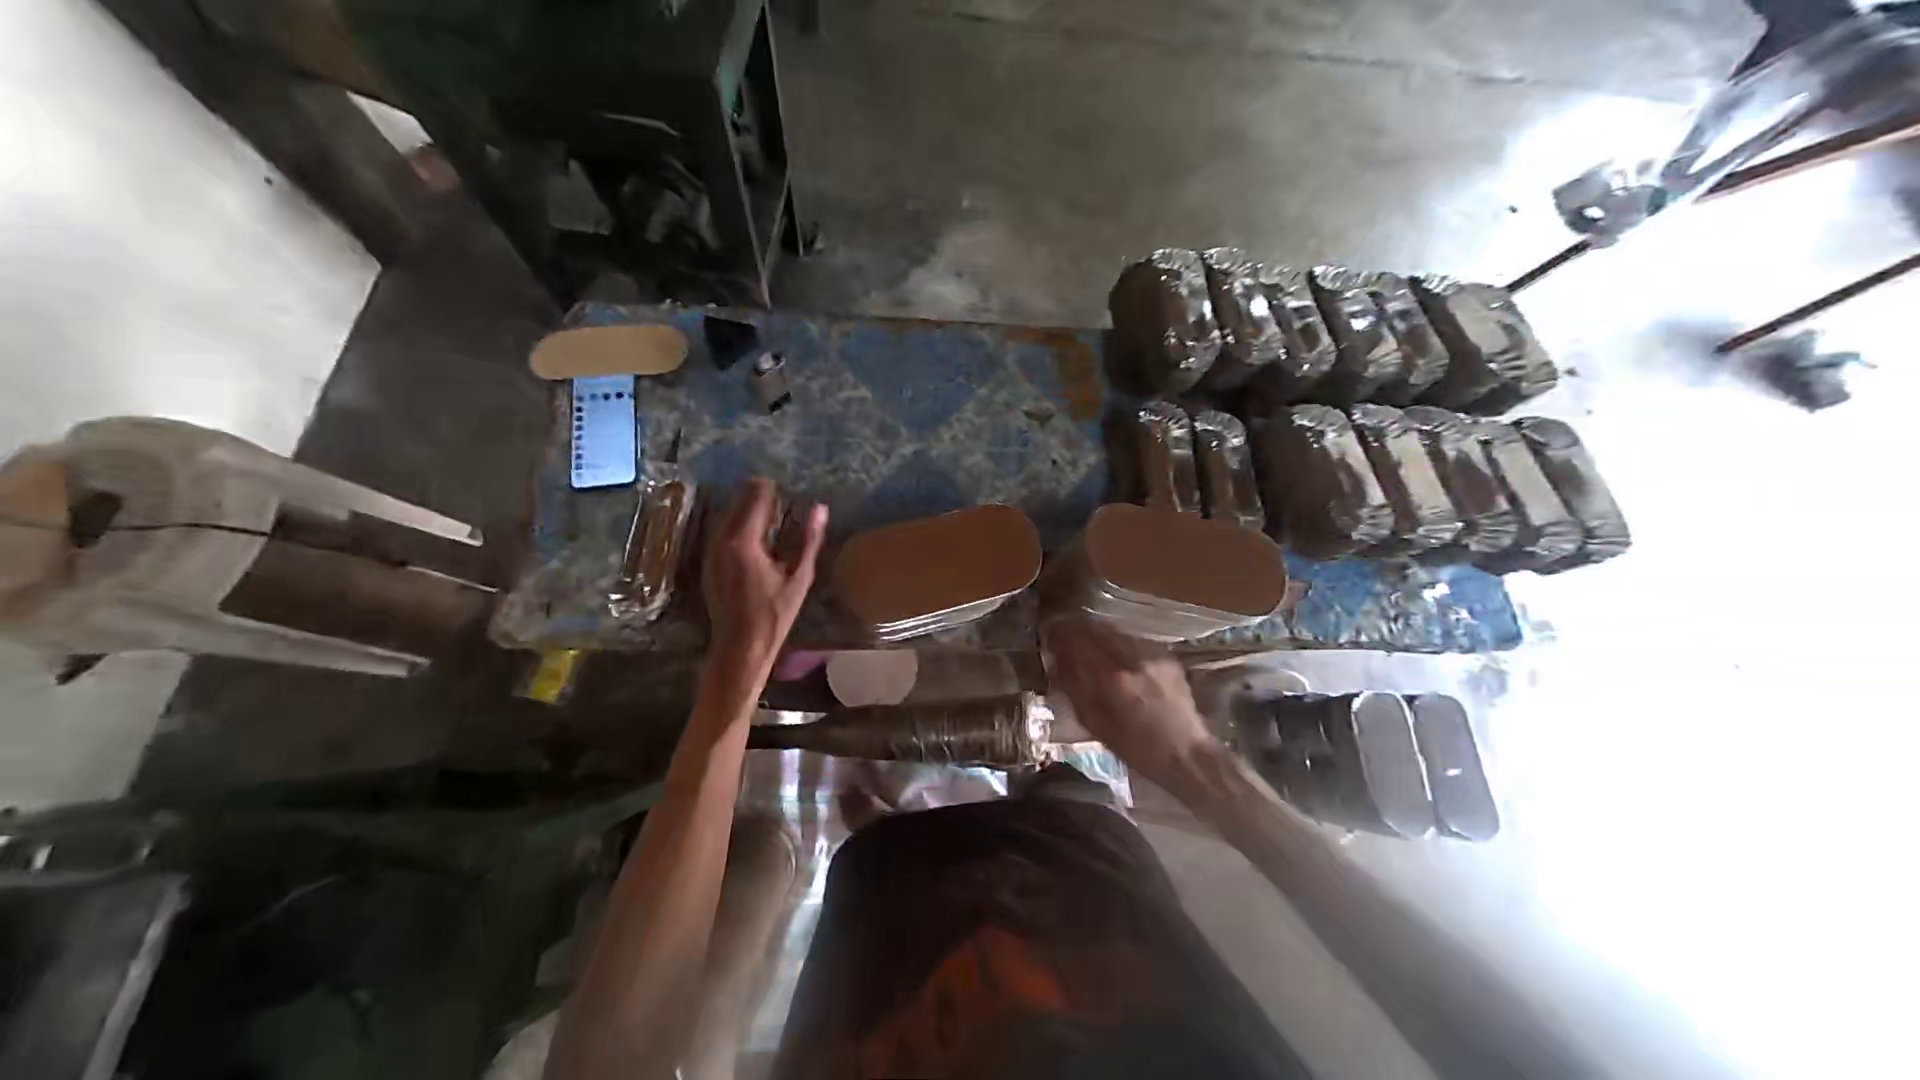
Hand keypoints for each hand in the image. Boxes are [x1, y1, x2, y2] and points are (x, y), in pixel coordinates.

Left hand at [703, 478, 827, 677]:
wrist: (741, 647)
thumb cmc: (775, 615)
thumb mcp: (800, 577)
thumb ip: (809, 539)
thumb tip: (820, 508)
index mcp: (744, 542)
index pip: (754, 499)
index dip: (768, 488)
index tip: (782, 485)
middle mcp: (721, 541)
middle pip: (737, 503)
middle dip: (756, 495)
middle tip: (777, 494)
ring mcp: (711, 552)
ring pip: (726, 516)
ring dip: (745, 508)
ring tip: (767, 508)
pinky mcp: (708, 563)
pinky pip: (722, 531)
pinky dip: (737, 524)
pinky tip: (753, 533)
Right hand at [1042, 617, 1217, 780]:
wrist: (1185, 753)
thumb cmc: (1135, 747)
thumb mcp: (1094, 723)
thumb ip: (1073, 687)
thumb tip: (1056, 660)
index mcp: (1111, 677)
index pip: (1077, 639)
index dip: (1060, 634)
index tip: (1049, 634)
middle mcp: (1132, 657)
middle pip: (1096, 628)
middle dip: (1077, 630)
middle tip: (1065, 637)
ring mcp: (1153, 654)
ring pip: (1116, 631)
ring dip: (1098, 634)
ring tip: (1090, 646)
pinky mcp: (1167, 656)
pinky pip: (1134, 640)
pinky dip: (1120, 643)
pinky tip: (1118, 657)